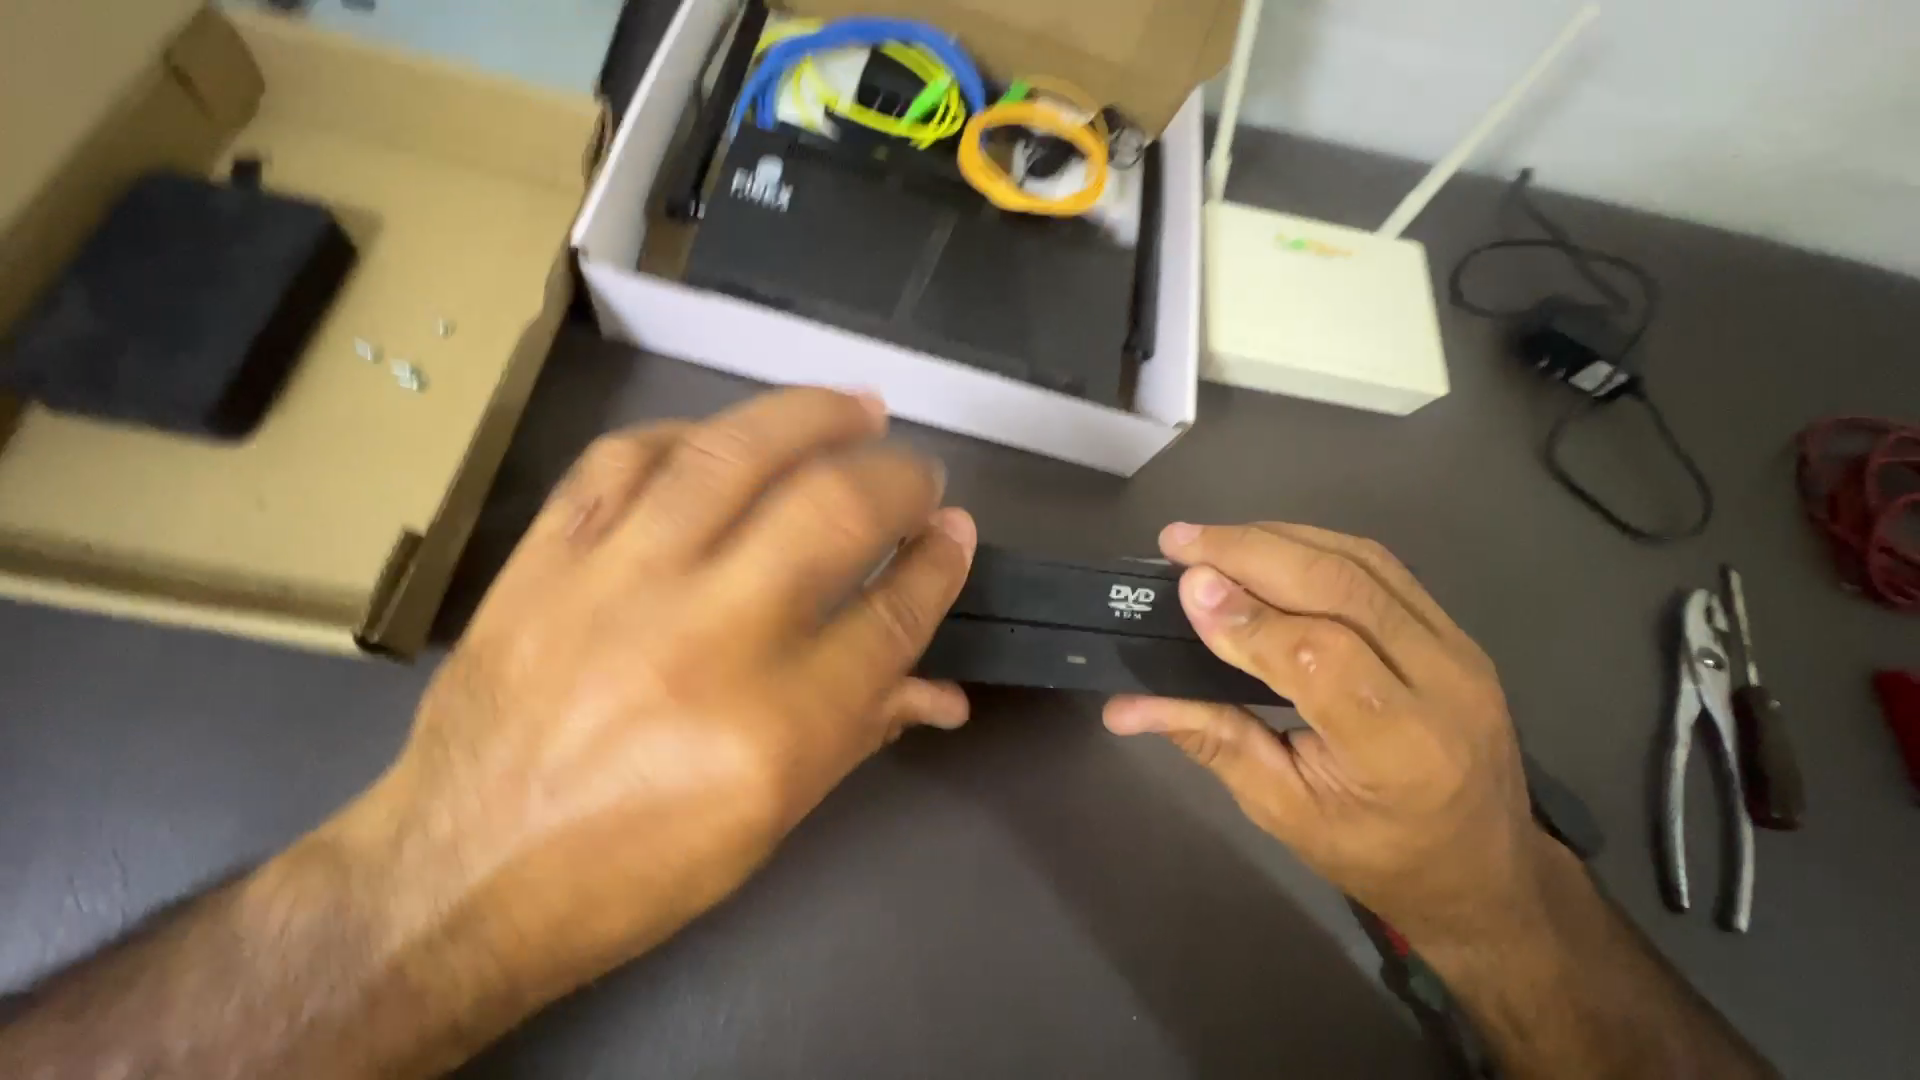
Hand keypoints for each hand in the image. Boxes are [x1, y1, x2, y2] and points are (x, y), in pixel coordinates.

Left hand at [347, 388, 977, 994]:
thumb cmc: (638, 868)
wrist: (463, 875)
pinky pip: (624, 458)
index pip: (891, 615)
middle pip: (831, 513)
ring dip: (810, 415)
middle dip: (898, 480)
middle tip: (919, 474)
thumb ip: (861, 732)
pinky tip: (726, 439)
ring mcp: (618, 585)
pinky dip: (690, 434)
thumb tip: (943, 688)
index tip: (957, 533)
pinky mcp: (547, 559)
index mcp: (776, 728)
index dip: (939, 564)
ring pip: (732, 456)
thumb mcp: (771, 819)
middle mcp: (706, 638)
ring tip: (857, 406)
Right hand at [1103, 523, 1550, 951]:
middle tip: (1179, 540)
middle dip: (1252, 552)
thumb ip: (1210, 740)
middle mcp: (1442, 683)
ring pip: (1361, 561)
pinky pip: (1378, 566)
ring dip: (1278, 538)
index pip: (1320, 657)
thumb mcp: (1283, 810)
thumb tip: (1123, 705)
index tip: (1184, 585)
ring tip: (1210, 539)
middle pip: (1343, 586)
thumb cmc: (1376, 853)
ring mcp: (1457, 647)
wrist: (1485, 869)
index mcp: (1400, 750)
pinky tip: (1264, 547)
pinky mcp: (1454, 629)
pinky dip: (1312, 545)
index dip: (1249, 617)